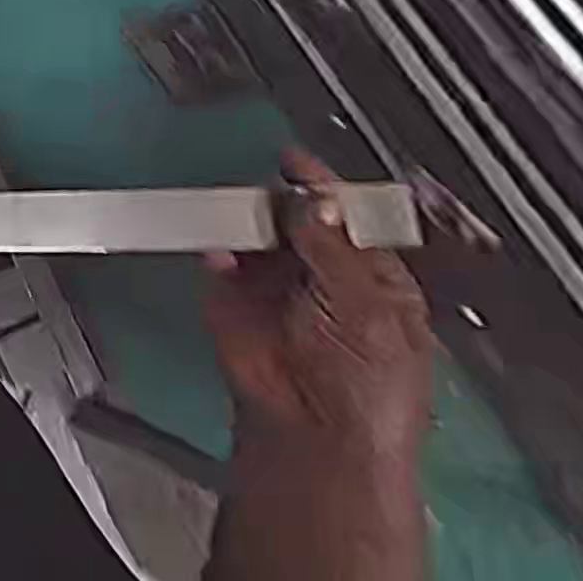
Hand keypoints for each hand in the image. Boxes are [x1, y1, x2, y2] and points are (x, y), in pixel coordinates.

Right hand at [206, 150, 433, 457]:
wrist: (309, 424)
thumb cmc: (365, 380)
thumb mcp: (368, 310)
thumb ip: (334, 249)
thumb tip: (312, 199)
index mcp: (366, 271)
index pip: (342, 215)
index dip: (322, 185)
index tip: (294, 159)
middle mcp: (315, 267)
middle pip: (290, 215)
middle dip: (276, 199)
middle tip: (262, 189)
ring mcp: (268, 278)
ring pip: (249, 230)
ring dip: (241, 219)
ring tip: (235, 215)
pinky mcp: (228, 291)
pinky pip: (216, 256)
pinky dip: (215, 250)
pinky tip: (221, 255)